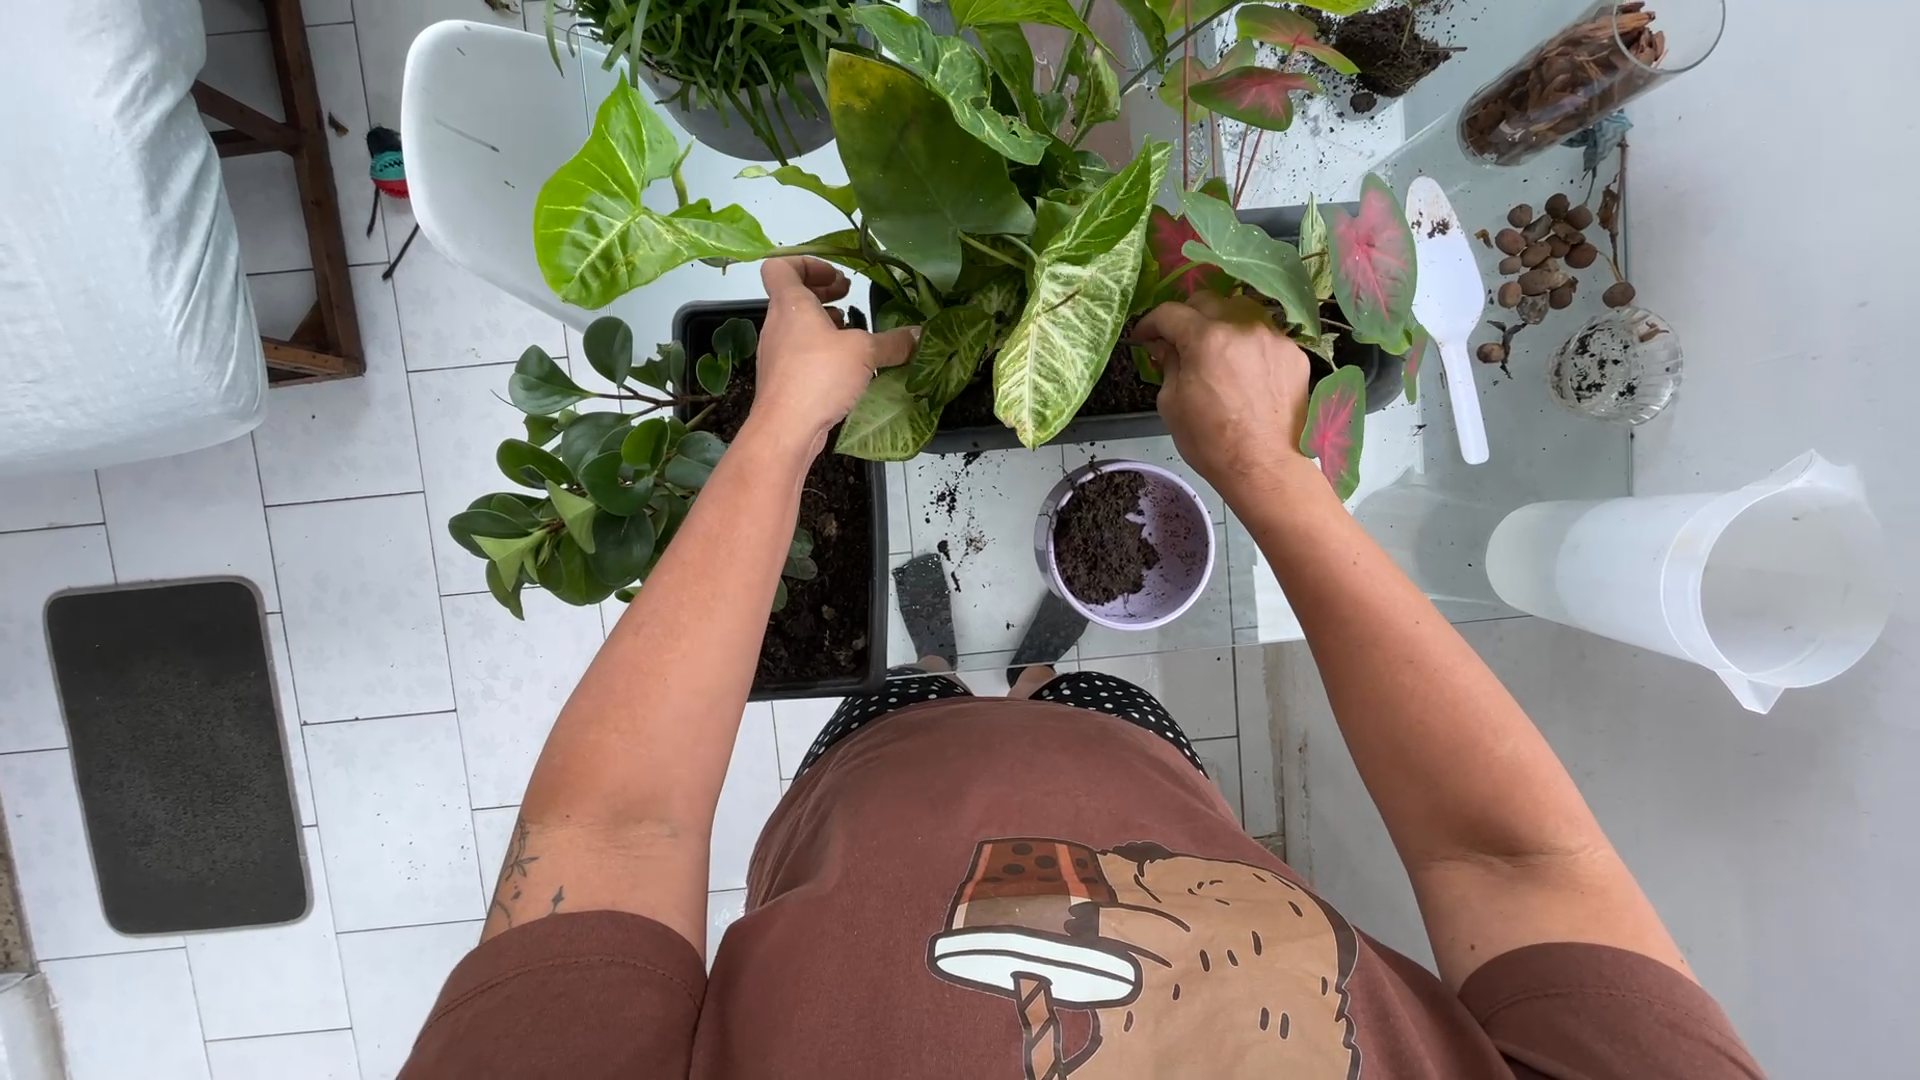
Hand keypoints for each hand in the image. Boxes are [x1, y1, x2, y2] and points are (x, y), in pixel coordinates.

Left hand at [747, 257, 918, 450]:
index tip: (835, 275)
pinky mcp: (782, 379)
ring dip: (823, 323)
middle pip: (793, 295)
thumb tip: (918, 336)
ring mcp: (777, 353)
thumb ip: (893, 342)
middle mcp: (777, 324)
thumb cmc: (817, 377)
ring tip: (851, 331)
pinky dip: (821, 351)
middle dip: (822, 292)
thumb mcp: (864, 353)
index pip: (781, 266)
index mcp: (790, 304)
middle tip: (848, 294)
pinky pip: (801, 353)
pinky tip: (845, 366)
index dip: (807, 263)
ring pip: (798, 326)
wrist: (786, 428)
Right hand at [1136, 293, 1313, 497]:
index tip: (1144, 337)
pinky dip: (1248, 345)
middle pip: (1208, 301)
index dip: (1150, 323)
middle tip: (1178, 340)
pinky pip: (1264, 337)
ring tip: (1215, 352)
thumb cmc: (1209, 441)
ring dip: (1221, 325)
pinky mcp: (1294, 353)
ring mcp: (1273, 337)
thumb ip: (1169, 364)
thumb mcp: (1171, 403)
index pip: (1170, 313)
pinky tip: (1244, 371)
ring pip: (1241, 313)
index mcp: (1206, 339)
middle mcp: (1242, 326)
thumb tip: (1166, 346)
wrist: (1263, 465)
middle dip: (1187, 317)